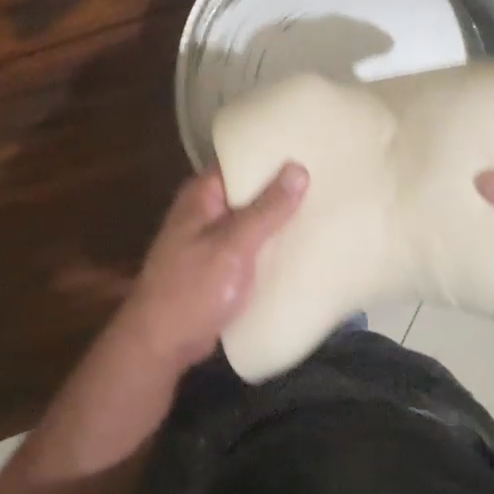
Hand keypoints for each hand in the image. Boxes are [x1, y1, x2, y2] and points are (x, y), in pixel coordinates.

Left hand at [107, 163, 308, 370]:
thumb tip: (299, 169)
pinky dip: (273, 249)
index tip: (311, 149)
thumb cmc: (192, 290)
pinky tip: (306, 249)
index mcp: (202, 196)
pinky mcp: (221, 270)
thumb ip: (266, 210)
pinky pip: (253, 250)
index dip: (272, 155)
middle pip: (250, 192)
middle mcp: (206, 213)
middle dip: (284, 190)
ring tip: (328, 210)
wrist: (162, 344)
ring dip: (281, 222)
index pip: (240, 161)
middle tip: (331, 181)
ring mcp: (213, 242)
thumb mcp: (232, 246)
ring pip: (254, 223)